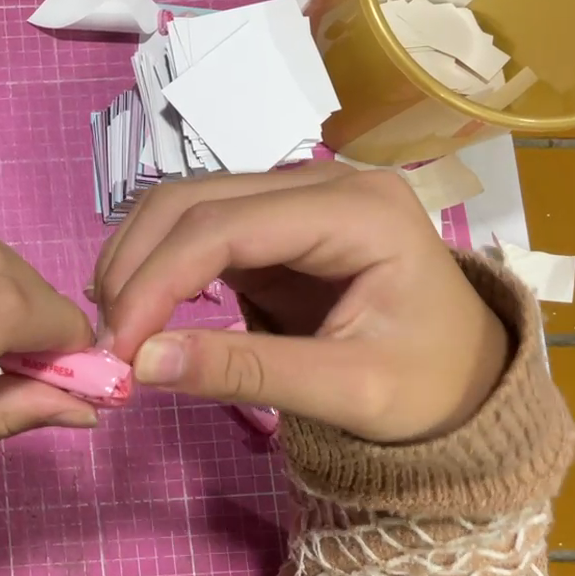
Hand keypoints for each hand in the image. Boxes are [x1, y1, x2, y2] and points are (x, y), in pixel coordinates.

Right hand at [92, 164, 510, 443]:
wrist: (467, 381)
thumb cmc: (429, 388)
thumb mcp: (350, 392)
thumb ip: (247, 372)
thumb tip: (141, 364)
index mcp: (359, 211)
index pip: (225, 226)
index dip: (158, 280)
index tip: (118, 346)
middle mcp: (320, 183)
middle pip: (191, 201)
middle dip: (135, 267)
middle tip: (107, 341)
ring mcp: (291, 197)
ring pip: (181, 205)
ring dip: (134, 259)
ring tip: (114, 324)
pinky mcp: (268, 223)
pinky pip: (192, 228)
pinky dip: (153, 263)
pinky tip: (137, 305)